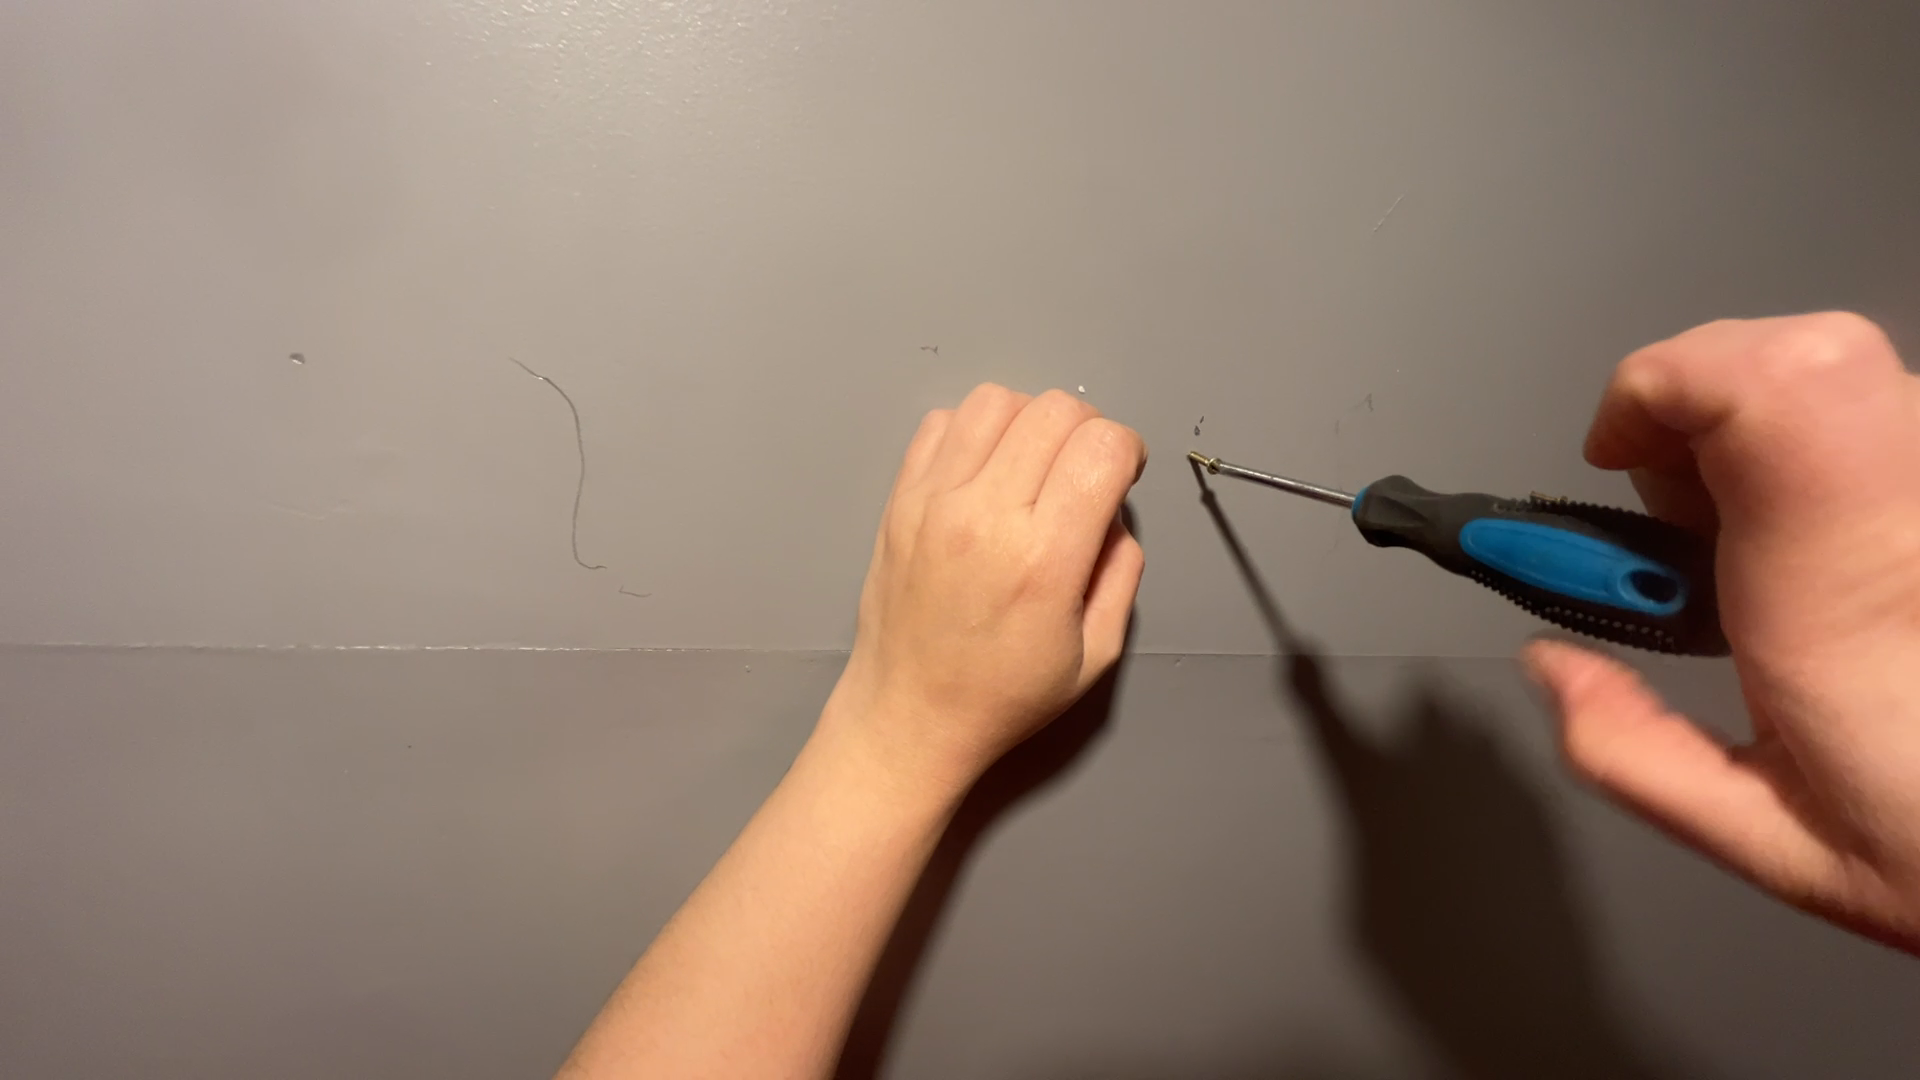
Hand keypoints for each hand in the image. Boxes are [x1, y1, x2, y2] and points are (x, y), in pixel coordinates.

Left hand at [821, 384, 1147, 792]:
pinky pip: (941, 423)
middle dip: (1087, 430)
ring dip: (1029, 421)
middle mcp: (985, 515)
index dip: (1127, 451)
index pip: (1103, 446)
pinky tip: (983, 471)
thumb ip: (1122, 571)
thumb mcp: (1096, 654)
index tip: (1120, 478)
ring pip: (996, 401)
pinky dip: (974, 431)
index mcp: (1043, 558)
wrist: (909, 714)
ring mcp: (933, 501)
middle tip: (1079, 474)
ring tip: (1031, 465)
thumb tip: (1112, 510)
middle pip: (1055, 410)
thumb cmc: (1003, 695)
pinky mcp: (900, 499)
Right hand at [1524, 313, 1919, 950]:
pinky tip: (1836, 541)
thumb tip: (1552, 661)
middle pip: (1797, 354)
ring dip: (1754, 438)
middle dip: (1690, 418)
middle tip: (1690, 521)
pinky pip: (1889, 412)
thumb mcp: (1787, 850)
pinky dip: (1818, 453)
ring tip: (1769, 542)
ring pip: (1843, 372)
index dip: (1657, 388)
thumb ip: (1629, 752)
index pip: (1771, 390)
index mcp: (1855, 603)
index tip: (1616, 459)